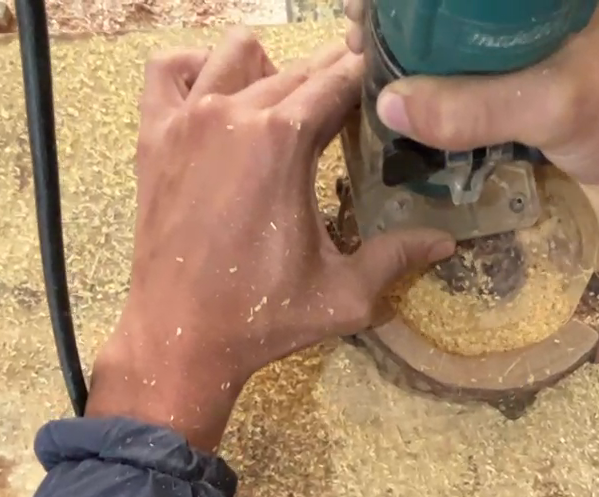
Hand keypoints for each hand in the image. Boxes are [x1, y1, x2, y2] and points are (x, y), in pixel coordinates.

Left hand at [92, 29, 455, 449]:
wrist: (182, 337)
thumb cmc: (264, 319)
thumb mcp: (344, 294)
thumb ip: (395, 258)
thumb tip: (445, 242)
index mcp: (283, 141)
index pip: (338, 82)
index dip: (367, 81)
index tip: (385, 92)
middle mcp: (233, 112)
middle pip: (294, 70)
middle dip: (329, 80)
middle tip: (352, 107)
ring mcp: (186, 119)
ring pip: (237, 56)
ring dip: (270, 72)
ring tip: (286, 109)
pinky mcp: (153, 136)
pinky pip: (169, 70)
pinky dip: (196, 69)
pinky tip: (217, 97)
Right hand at [344, 0, 598, 296]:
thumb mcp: (549, 108)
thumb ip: (474, 108)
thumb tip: (391, 107)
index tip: (368, 0)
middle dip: (402, 2)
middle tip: (357, 26)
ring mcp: (531, 11)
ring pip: (458, 10)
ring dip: (411, 26)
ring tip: (367, 47)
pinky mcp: (525, 45)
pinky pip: (469, 40)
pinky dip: (435, 55)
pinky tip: (404, 69)